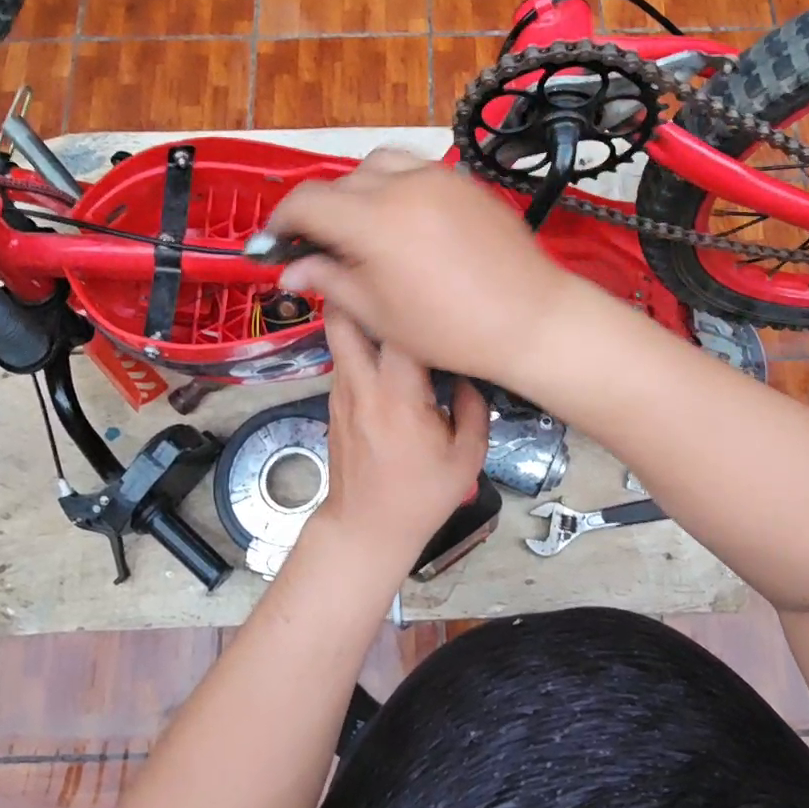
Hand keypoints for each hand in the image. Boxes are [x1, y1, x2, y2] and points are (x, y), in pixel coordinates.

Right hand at [266, 148, 581, 383]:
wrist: (531, 319)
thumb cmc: (450, 330)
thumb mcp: (379, 314)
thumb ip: (330, 282)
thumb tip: (289, 271)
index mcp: (375, 221)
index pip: (308, 202)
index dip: (282, 221)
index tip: (275, 244)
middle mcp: (403, 184)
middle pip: (340, 182)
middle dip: (320, 211)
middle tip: (317, 248)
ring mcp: (438, 176)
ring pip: (377, 165)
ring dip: (356, 191)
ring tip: (360, 229)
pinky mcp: (465, 181)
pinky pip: (414, 169)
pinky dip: (393, 186)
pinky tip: (401, 222)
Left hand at [308, 310, 490, 562]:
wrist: (366, 528)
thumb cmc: (422, 496)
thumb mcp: (467, 458)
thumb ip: (474, 408)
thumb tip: (467, 372)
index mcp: (398, 398)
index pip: (399, 332)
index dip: (413, 305)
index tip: (434, 293)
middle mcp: (362, 387)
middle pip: (344, 318)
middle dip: (360, 290)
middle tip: (393, 280)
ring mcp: (341, 393)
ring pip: (339, 335)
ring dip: (359, 315)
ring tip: (390, 303)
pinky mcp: (334, 403)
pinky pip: (344, 358)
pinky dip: (360, 343)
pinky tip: (385, 346)